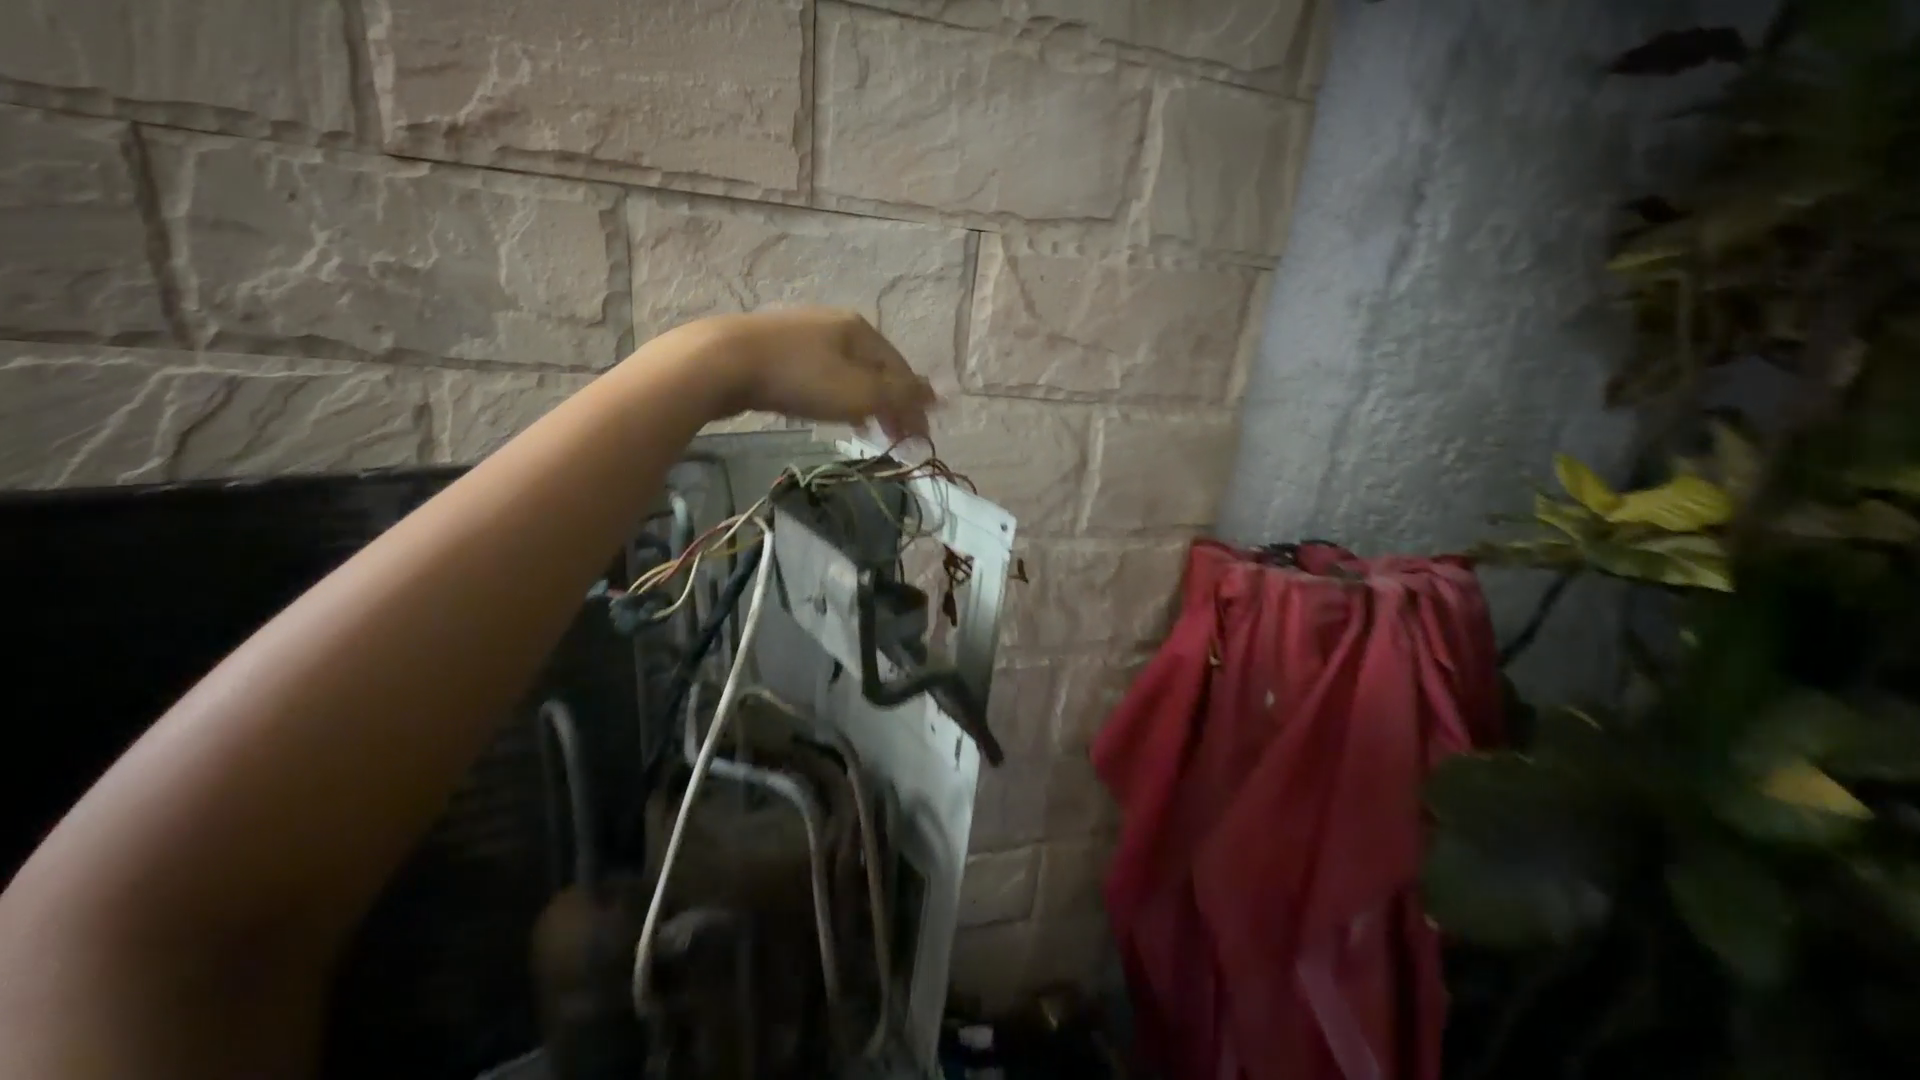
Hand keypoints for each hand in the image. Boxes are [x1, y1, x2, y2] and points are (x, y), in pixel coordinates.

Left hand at [697, 308, 936, 443]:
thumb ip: (899, 396)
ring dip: (863, 401)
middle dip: (890, 404)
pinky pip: (820, 373)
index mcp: (861, 329)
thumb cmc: (798, 378)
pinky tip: (828, 409)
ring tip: (866, 428)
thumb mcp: (857, 392)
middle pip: (875, 369)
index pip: (901, 370)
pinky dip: (835, 394)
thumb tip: (937, 395)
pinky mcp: (775, 348)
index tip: (918, 440)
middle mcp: (835, 324)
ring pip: (847, 371)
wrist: (721, 362)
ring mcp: (803, 332)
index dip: (914, 406)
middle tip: (895, 438)